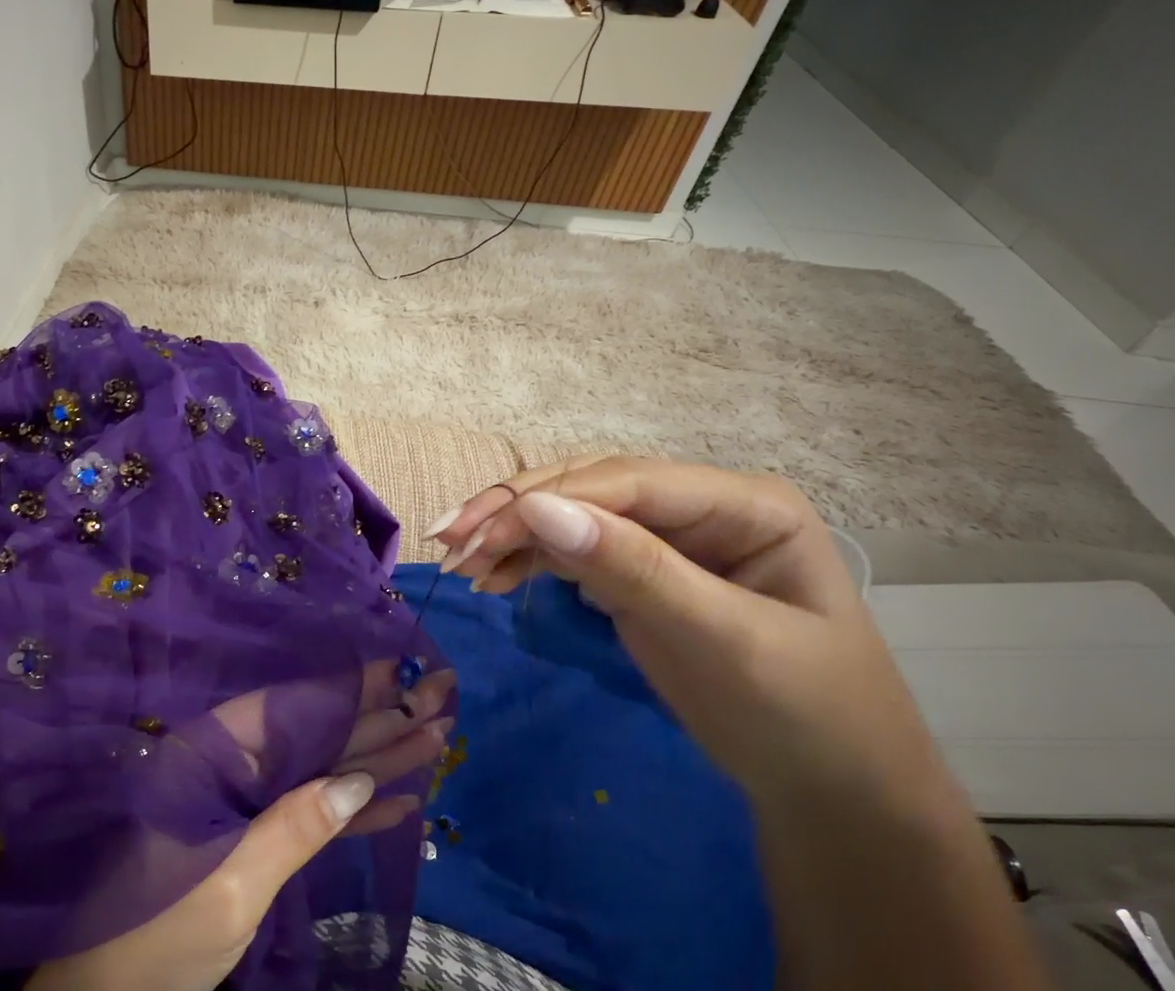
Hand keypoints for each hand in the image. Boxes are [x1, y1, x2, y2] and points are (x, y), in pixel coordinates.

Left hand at [27, 662, 454, 990]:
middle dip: (375, 720)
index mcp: (206, 760)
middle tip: (439, 696)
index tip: (398, 671)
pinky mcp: (251, 842)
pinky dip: (352, 811)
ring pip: (317, 773)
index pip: (286, 710)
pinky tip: (399, 802)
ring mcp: (240, 807)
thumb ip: (294, 827)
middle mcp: (225, 771)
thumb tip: (358, 779)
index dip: (345, 689)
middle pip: (310, 737)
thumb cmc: (159, 934)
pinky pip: (308, 815)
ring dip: (375, 760)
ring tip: (436, 737)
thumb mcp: (230, 883)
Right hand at [428, 455, 936, 807]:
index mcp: (743, 504)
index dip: (545, 500)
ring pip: (573, 516)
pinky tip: (493, 577)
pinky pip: (575, 553)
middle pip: (590, 488)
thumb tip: (535, 509)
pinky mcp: (642, 577)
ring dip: (512, 535)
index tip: (474, 536)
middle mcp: (701, 508)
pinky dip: (529, 561)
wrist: (831, 794)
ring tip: (458, 564)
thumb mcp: (721, 639)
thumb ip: (632, 569)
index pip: (625, 483)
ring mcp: (670, 541)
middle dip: (516, 511)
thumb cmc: (802, 715)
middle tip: (446, 542)